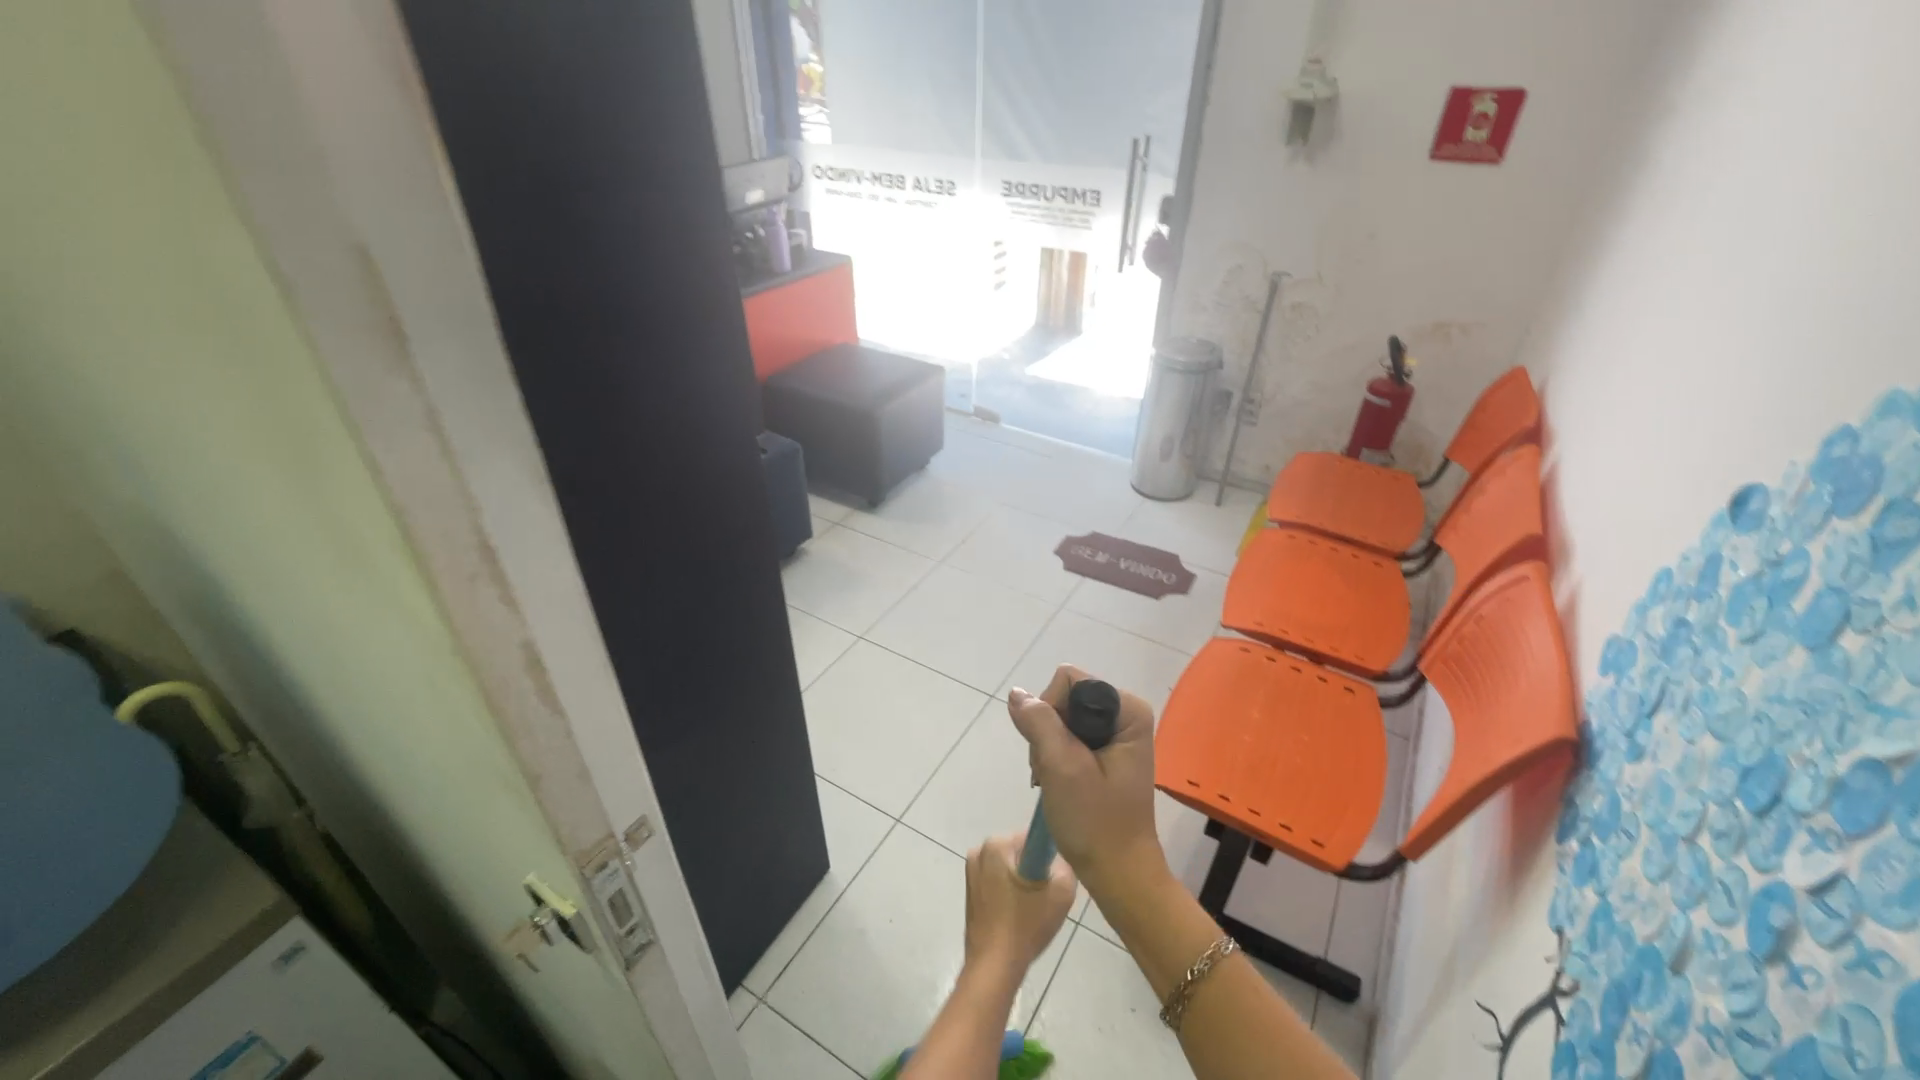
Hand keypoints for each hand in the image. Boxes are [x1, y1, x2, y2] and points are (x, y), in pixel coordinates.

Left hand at [964, 833, 1075, 976]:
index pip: (1033, 838)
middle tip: (1045, 896)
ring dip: (1022, 882)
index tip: (1052, 878)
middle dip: (1034, 869)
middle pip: (1020, 852)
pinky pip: (998, 881)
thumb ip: (1066, 867)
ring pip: (1009, 867)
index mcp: (996, 845)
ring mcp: (971, 872)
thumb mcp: (1062, 894)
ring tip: (1032, 908)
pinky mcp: (970, 890)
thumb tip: (1058, 861)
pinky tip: (1018, 914)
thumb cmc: (1026, 926)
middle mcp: (979, 851)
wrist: (994, 965)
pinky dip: (1010, 892)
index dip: (1048, 857)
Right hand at [1008, 665, 1164, 893]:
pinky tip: (1057, 784)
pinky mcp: (1105, 752)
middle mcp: (1125, 714)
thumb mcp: (1062, 768)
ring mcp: (1115, 734)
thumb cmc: (1095, 822)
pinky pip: (1067, 737)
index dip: (1050, 712)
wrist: (1118, 871)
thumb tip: (1017, 693)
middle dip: (1047, 733)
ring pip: (1060, 719)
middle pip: (1064, 699)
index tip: (1054, 753)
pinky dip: (1054, 759)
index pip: (1069, 682)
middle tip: (1051, 773)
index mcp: (1128, 711)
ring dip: (1047, 749)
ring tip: (1054, 783)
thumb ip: (1040, 723)